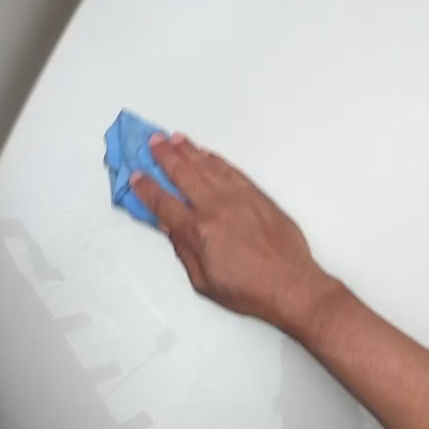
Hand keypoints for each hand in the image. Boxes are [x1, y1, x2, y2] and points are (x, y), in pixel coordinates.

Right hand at [130, 134, 342, 334]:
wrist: (291, 284)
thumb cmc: (250, 289)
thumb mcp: (204, 281)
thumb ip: (184, 250)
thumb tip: (170, 227)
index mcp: (200, 232)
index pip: (164, 203)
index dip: (148, 188)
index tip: (137, 176)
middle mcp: (217, 209)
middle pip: (184, 175)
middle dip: (165, 156)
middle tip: (153, 141)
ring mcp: (240, 199)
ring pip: (208, 167)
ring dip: (189, 151)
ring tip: (175, 139)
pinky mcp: (258, 196)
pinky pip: (232, 171)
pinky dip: (217, 160)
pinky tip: (207, 154)